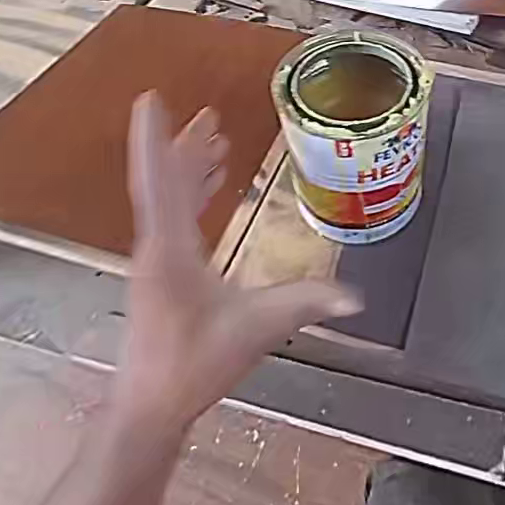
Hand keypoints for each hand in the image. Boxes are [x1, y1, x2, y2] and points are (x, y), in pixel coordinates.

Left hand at [110, 92, 360, 436]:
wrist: (150, 404)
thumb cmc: (191, 365)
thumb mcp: (255, 330)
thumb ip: (304, 305)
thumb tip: (354, 297)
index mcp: (171, 248)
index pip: (160, 180)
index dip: (155, 138)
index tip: (150, 101)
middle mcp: (157, 245)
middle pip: (165, 180)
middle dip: (184, 144)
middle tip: (206, 115)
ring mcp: (156, 258)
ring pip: (168, 197)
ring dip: (187, 166)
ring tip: (211, 140)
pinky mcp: (161, 270)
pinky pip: (173, 217)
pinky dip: (190, 195)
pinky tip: (208, 188)